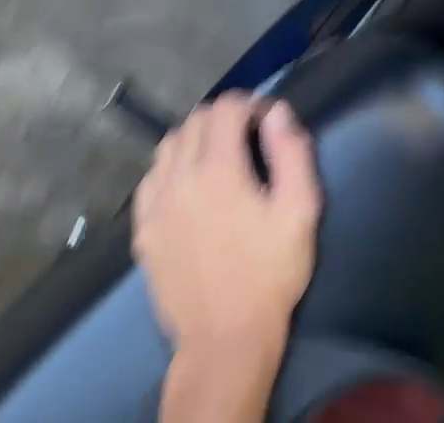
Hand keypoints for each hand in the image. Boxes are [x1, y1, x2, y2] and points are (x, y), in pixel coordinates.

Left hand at [132, 94, 321, 349]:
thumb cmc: (270, 273)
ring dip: (194, 139)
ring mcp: (154, 205)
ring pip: (167, 145)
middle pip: (194, 120)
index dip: (250, 104)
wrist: (226, 338)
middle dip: (224, 118)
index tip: (268, 122)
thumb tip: (276, 113)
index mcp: (218, 169)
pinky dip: (170, 170)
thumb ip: (292, 152)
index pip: (225, 107)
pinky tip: (189, 189)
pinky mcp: (142, 230)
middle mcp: (178, 178)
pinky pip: (150, 180)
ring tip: (219, 160)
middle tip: (249, 139)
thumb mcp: (300, 210)